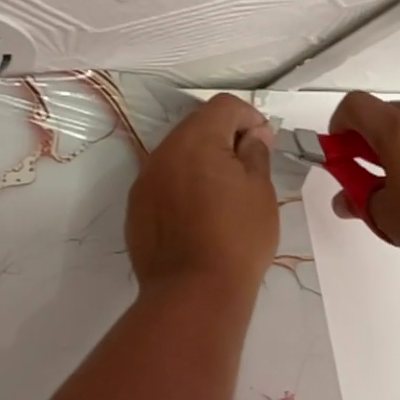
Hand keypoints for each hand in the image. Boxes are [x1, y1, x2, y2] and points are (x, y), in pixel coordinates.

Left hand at [127, 93, 279, 296]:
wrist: (192, 293)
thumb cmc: (236, 238)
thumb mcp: (260, 191)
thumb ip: (255, 152)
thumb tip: (253, 134)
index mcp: (195, 139)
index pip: (224, 106)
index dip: (249, 117)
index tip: (264, 143)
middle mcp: (163, 151)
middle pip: (197, 127)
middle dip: (224, 138)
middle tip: (248, 169)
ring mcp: (145, 179)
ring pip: (177, 155)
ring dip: (201, 163)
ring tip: (223, 196)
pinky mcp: (136, 207)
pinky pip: (163, 182)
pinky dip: (182, 187)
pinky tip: (198, 216)